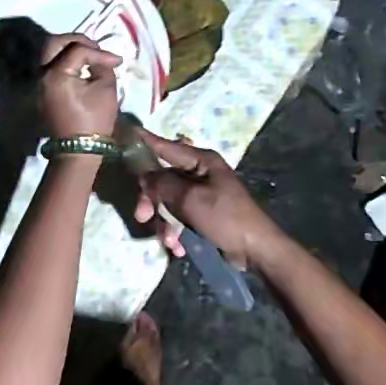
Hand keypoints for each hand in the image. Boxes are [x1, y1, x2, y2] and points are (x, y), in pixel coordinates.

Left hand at [39, 34, 121, 139]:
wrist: (78, 151)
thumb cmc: (94, 121)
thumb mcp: (106, 89)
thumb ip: (103, 66)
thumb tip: (100, 59)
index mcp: (56, 75)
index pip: (78, 50)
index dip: (99, 52)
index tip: (117, 60)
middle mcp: (42, 75)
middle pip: (54, 43)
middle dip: (76, 40)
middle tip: (95, 47)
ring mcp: (39, 83)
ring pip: (48, 53)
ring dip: (68, 48)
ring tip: (88, 54)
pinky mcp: (41, 90)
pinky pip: (49, 65)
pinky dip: (63, 59)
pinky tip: (80, 65)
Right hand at [133, 131, 288, 271]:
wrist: (256, 251)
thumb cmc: (225, 217)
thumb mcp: (190, 199)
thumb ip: (163, 185)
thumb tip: (144, 176)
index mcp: (202, 161)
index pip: (168, 147)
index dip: (147, 141)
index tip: (129, 133)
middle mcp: (200, 174)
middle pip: (164, 180)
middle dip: (152, 200)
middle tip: (142, 216)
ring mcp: (202, 195)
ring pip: (169, 203)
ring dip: (165, 223)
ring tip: (169, 241)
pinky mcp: (203, 215)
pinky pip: (180, 219)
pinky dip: (176, 233)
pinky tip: (179, 248)